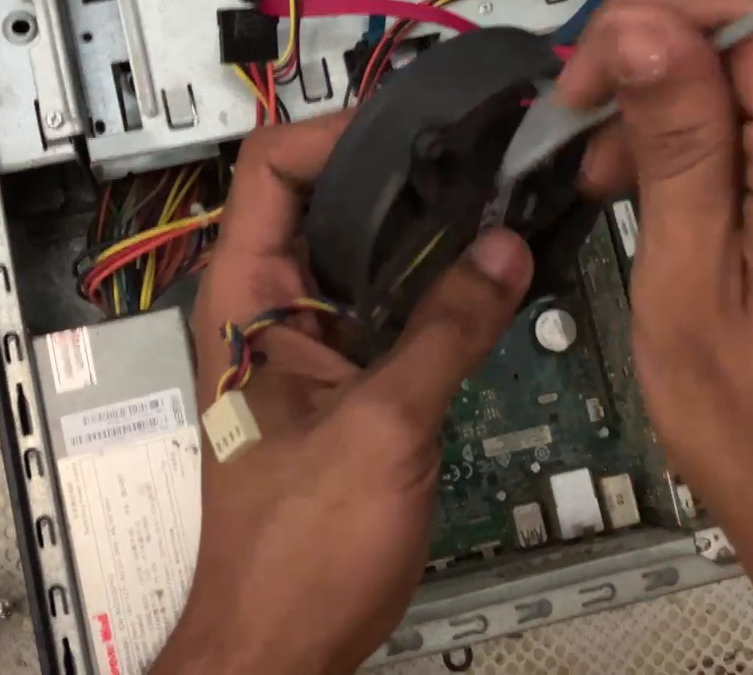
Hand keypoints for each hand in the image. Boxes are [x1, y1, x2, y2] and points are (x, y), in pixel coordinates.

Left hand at [152, 114, 533, 674]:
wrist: (281, 644)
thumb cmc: (300, 547)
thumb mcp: (382, 427)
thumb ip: (447, 331)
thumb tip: (506, 248)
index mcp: (246, 294)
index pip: (272, 167)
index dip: (337, 132)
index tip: (417, 129)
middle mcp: (273, 300)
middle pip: (327, 198)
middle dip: (399, 172)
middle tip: (478, 156)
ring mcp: (313, 333)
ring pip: (366, 249)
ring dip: (424, 226)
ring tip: (495, 197)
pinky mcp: (348, 366)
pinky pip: (391, 298)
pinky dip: (434, 278)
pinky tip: (487, 269)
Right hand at [561, 0, 752, 671]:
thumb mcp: (686, 286)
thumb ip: (675, 144)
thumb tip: (639, 25)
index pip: (746, 16)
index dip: (646, 27)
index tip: (576, 91)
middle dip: (661, 64)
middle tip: (588, 138)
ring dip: (694, 99)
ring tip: (624, 173)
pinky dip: (741, 130)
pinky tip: (691, 185)